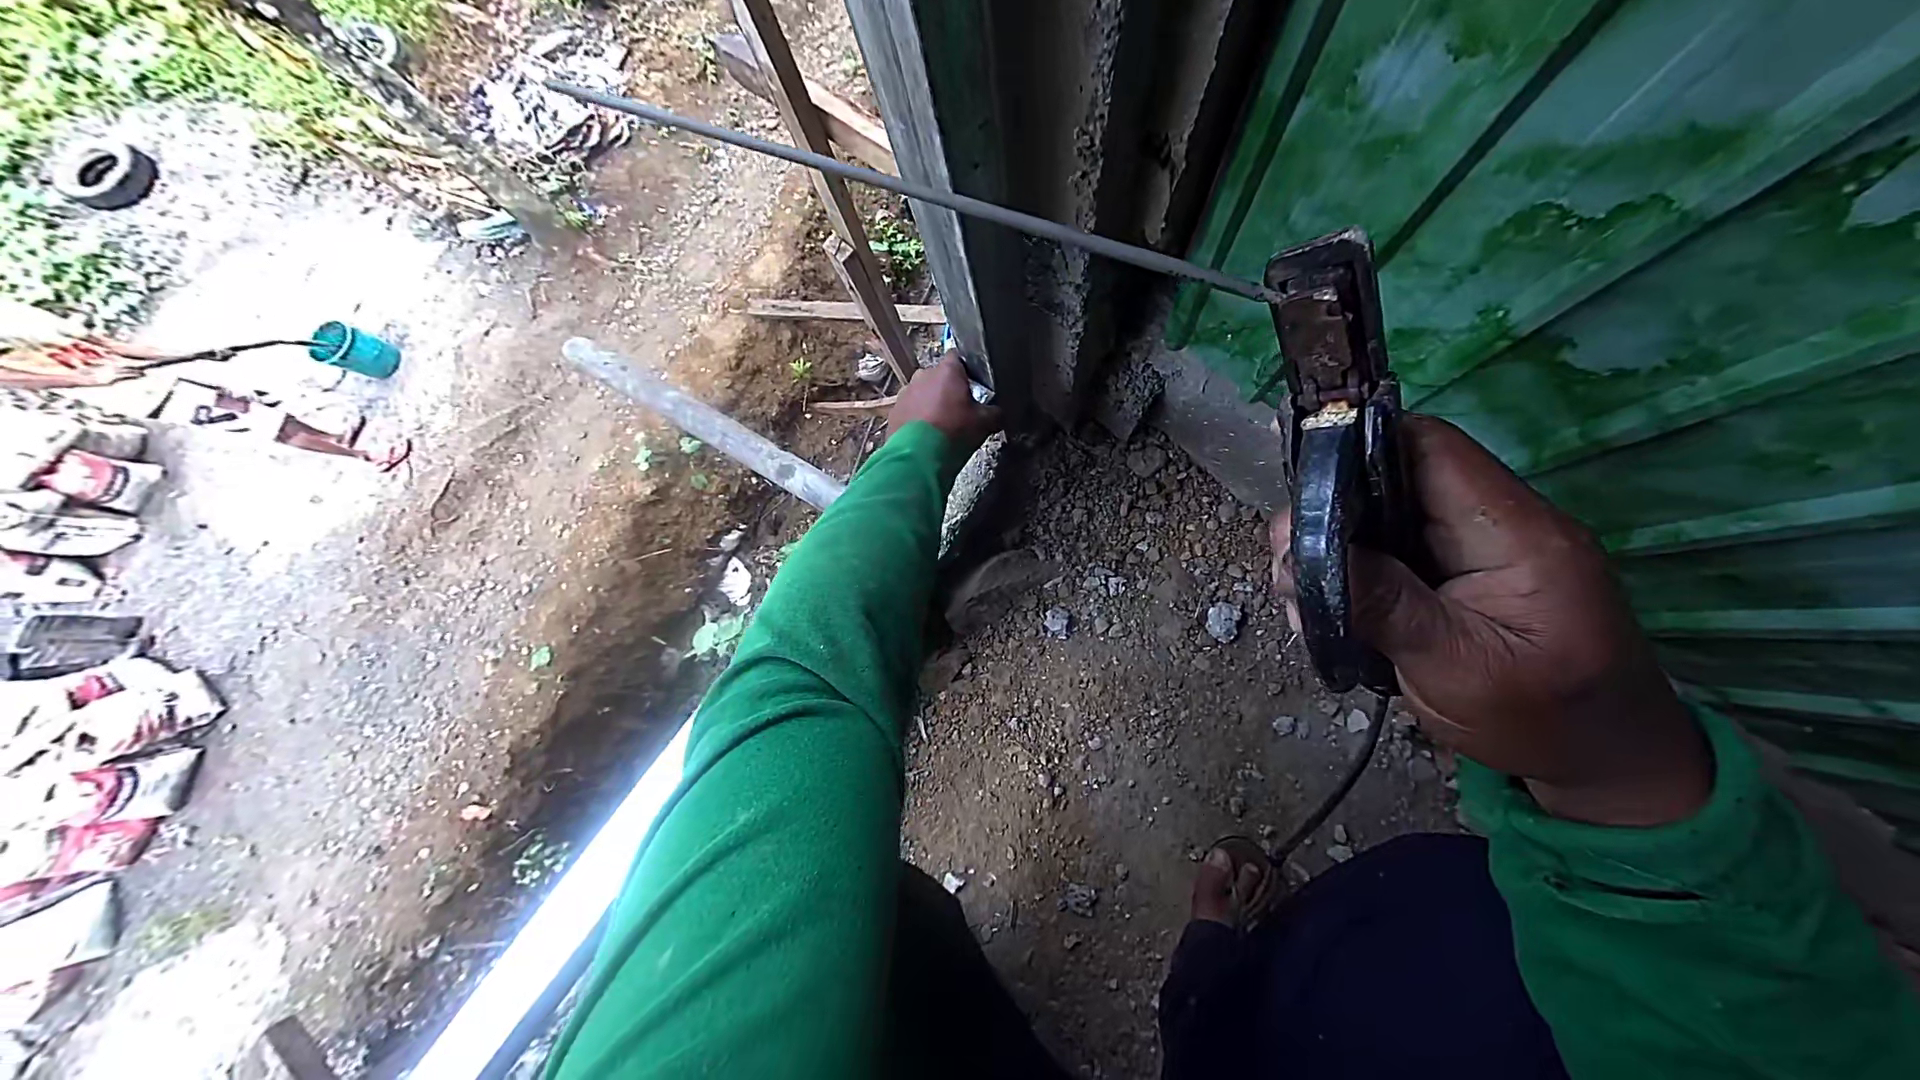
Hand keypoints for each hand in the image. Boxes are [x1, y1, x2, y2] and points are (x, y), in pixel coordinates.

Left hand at [888, 351, 1000, 452]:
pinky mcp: (894, 410)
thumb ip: (994, 413)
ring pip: (923, 393)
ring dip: (930, 404)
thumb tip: (997, 413)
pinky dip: (917, 418)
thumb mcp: (984, 424)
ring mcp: (906, 392)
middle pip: (939, 377)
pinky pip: (910, 409)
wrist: (917, 457)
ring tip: (940, 426)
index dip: (967, 371)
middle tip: (958, 411)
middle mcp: (923, 375)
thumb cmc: (952, 432)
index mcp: (947, 371)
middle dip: (948, 390)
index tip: (973, 386)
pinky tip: (925, 435)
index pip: (958, 358)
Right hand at [1270, 415, 1710, 825]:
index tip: (1302, 499)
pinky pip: (1386, 552)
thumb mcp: (1454, 666)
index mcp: (1511, 532)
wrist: (1603, 765)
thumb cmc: (1543, 721)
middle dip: (1326, 516)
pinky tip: (1324, 610)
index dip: (1357, 451)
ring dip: (1327, 552)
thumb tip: (1306, 547)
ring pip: (1378, 519)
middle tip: (1285, 568)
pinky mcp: (1451, 574)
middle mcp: (1489, 525)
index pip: (1429, 447)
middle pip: (1391, 480)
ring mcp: (1469, 549)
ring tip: (1298, 599)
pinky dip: (1346, 574)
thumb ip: (1383, 602)